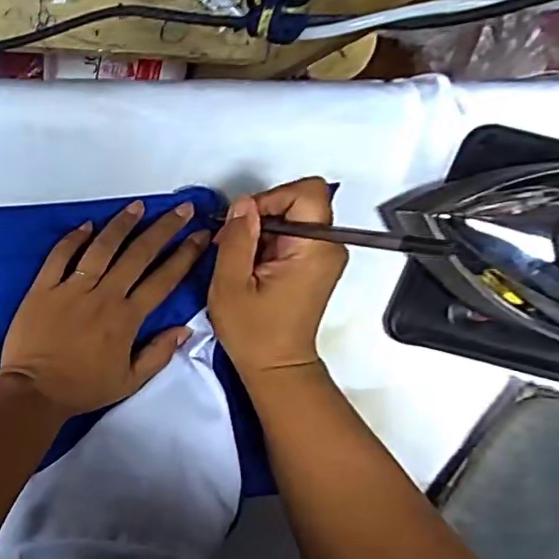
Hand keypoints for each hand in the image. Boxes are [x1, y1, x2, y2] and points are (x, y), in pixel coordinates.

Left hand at [0, 199, 210, 415]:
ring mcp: (70, 289)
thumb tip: (185, 329)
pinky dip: (73, 239)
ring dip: (122, 225)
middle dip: (163, 229)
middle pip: (138, 255)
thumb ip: (158, 353)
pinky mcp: (42, 289)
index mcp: (126, 318)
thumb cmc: (82, 388)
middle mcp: (102, 296)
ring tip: (138, 207)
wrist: (34, 391)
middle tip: (181, 209)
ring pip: (101, 248)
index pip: (163, 279)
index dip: (184, 255)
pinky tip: (87, 225)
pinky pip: (59, 257)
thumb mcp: (129, 381)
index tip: (200, 235)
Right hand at [208, 178, 346, 376]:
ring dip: (258, 230)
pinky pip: (287, 235)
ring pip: (290, 217)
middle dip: (260, 213)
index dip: (270, 198)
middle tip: (232, 241)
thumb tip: (241, 205)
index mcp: (315, 250)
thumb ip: (236, 239)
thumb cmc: (255, 334)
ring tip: (236, 259)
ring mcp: (321, 256)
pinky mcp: (310, 264)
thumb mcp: (230, 284)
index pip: (306, 192)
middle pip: (298, 201)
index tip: (243, 223)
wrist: (275, 365)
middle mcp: (328, 248)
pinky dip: (262, 242)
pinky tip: (245, 266)